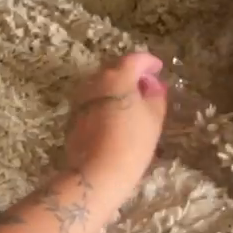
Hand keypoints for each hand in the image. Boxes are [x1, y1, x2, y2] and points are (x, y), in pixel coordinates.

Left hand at [63, 51, 167, 199]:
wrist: (97, 173)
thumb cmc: (132, 143)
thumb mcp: (154, 117)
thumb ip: (156, 94)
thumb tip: (152, 85)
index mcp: (118, 75)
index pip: (136, 59)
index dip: (149, 62)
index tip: (158, 68)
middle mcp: (96, 80)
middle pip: (116, 68)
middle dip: (132, 73)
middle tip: (147, 85)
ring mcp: (82, 96)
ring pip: (103, 83)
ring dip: (117, 86)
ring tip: (132, 101)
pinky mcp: (74, 113)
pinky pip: (94, 98)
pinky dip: (106, 99)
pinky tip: (115, 114)